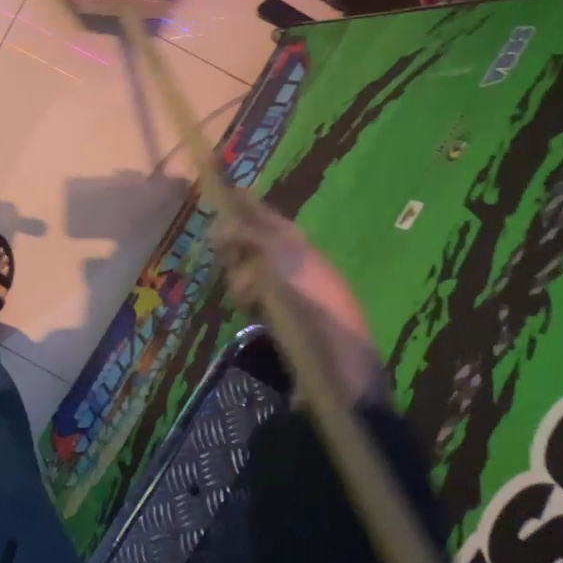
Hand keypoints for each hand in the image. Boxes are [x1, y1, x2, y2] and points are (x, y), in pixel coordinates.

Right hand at [210, 191, 385, 405]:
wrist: (342, 369)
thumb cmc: (318, 306)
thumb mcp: (286, 261)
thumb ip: (252, 236)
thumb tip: (219, 223)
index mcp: (301, 247)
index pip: (267, 217)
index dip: (245, 204)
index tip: (220, 192)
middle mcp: (292, 264)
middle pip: (249, 242)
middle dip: (235, 245)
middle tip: (229, 253)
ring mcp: (284, 292)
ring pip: (245, 269)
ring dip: (240, 276)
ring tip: (248, 294)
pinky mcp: (276, 317)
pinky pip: (249, 296)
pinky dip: (245, 298)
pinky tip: (250, 309)